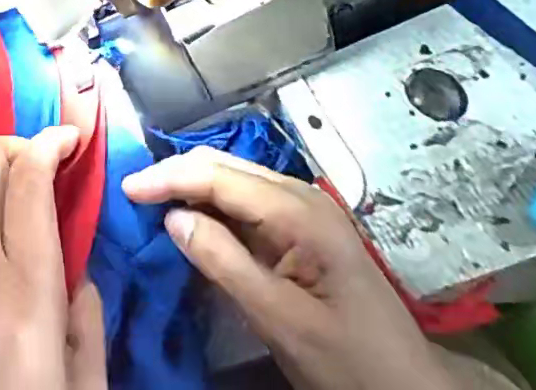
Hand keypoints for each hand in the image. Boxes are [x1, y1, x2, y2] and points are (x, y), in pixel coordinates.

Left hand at [0, 128, 106, 389]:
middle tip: (50, 160)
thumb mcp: (84, 386)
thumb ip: (87, 320)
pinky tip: (12, 255)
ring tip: (37, 207)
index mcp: (24, 285)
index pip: (27, 177)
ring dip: (2, 183)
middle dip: (17, 143)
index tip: (73, 139)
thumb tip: (76, 278)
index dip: (51, 141)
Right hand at [123, 147, 513, 389]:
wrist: (409, 385)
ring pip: (234, 179)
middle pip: (226, 166)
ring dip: (193, 187)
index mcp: (298, 211)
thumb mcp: (282, 321)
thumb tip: (173, 219)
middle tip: (133, 194)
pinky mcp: (302, 225)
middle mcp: (299, 194)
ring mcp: (303, 207)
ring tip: (152, 202)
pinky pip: (248, 201)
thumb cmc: (348, 358)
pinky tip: (193, 217)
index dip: (170, 178)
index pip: (220, 176)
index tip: (127, 188)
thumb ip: (225, 264)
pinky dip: (214, 205)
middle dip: (177, 175)